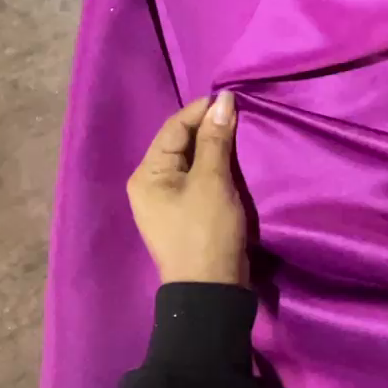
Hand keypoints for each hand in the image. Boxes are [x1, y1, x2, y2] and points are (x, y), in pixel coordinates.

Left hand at [128, 92, 247, 285]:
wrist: (212, 289)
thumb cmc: (206, 230)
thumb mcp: (212, 180)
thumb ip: (216, 138)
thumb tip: (222, 99)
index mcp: (147, 175)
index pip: (174, 128)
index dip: (201, 110)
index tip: (232, 98)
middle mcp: (150, 184)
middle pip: (180, 142)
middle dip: (209, 126)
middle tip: (240, 113)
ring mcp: (167, 200)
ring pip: (191, 159)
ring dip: (214, 144)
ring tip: (240, 131)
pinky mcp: (185, 211)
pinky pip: (198, 176)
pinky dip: (215, 163)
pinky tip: (233, 158)